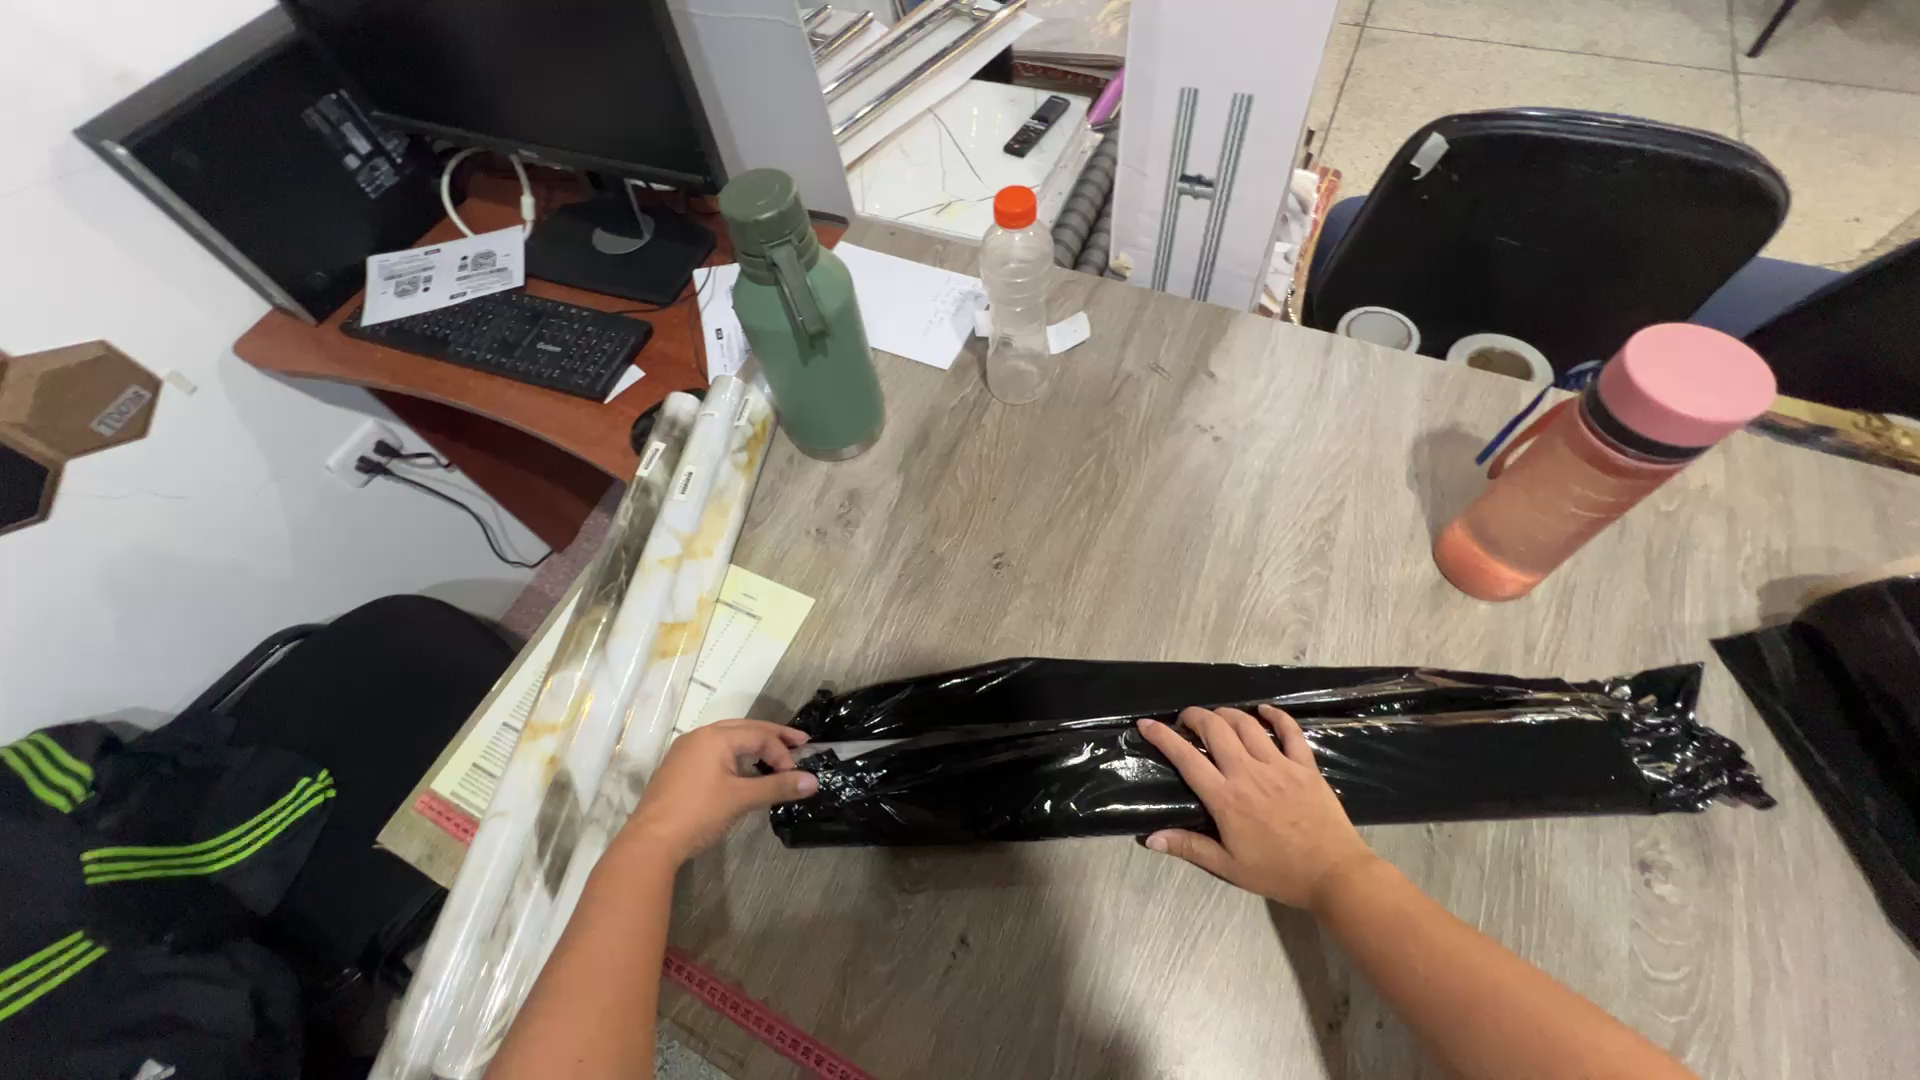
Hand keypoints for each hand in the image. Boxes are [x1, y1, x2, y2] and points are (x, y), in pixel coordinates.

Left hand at [619, 719, 819, 865]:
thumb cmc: (698, 814)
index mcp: (715, 737)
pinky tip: (744, 768)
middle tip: (800, 742)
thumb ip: (777, 786)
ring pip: (728, 739)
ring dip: (753, 744)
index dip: (782, 753)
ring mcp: (685, 751)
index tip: (795, 775)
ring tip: (775, 754)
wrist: (649, 843)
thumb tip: (813, 781)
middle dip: (773, 736)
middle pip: (745, 728)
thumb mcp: (741, 799)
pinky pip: (715, 751)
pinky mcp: (678, 768)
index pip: (759, 736)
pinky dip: (736, 755)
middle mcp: (699, 736)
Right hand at [1137, 705, 1380, 910]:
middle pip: (1214, 729)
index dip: (1162, 736)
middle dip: (1194, 716)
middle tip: (1186, 721)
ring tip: (1217, 718)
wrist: (1335, 875)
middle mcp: (1248, 773)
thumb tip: (1150, 838)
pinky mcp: (1305, 766)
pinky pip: (1290, 731)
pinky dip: (1276, 715)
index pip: (1186, 757)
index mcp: (1225, 798)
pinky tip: (1264, 711)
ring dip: (1226, 714)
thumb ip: (1189, 847)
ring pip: (1246, 724)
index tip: (1147, 724)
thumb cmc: (1278, 873)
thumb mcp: (1228, 867)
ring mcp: (1279, 766)